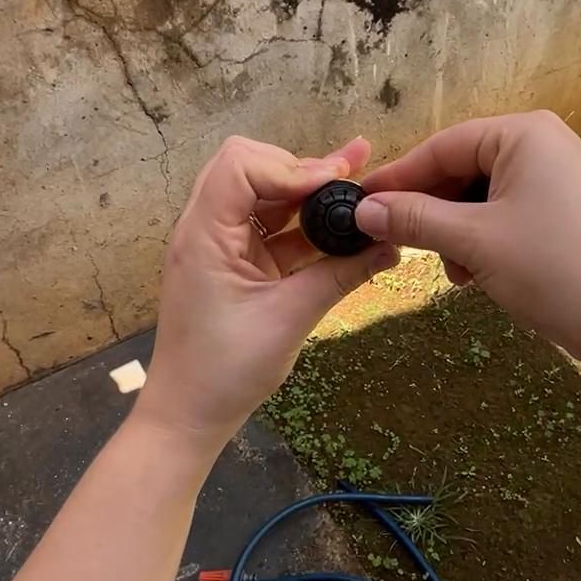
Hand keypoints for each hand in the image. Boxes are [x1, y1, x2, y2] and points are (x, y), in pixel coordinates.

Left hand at [137, 136, 399, 444]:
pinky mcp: (237, 266)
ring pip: (265, 197)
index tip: (336, 184)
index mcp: (205, 236)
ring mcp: (222, 247)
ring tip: (357, 184)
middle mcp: (208, 230)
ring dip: (308, 193)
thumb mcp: (291, 317)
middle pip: (251, 168)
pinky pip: (273, 230)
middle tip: (352, 175)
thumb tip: (390, 247)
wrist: (190, 414)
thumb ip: (341, 275)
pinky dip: (305, 225)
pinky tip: (342, 226)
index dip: (292, 166)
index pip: (241, 166)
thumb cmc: (227, 370)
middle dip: (302, 169)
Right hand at [356, 111, 580, 365]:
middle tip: (410, 248)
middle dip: (435, 213)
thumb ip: (415, 219)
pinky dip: (488, 244)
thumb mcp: (475, 241)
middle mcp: (546, 147)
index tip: (361, 206)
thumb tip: (362, 210)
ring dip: (460, 235)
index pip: (444, 145)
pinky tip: (485, 277)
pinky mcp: (570, 217)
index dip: (399, 177)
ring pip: (485, 200)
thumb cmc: (552, 268)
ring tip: (461, 274)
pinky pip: (511, 218)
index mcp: (525, 133)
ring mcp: (563, 182)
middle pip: (465, 171)